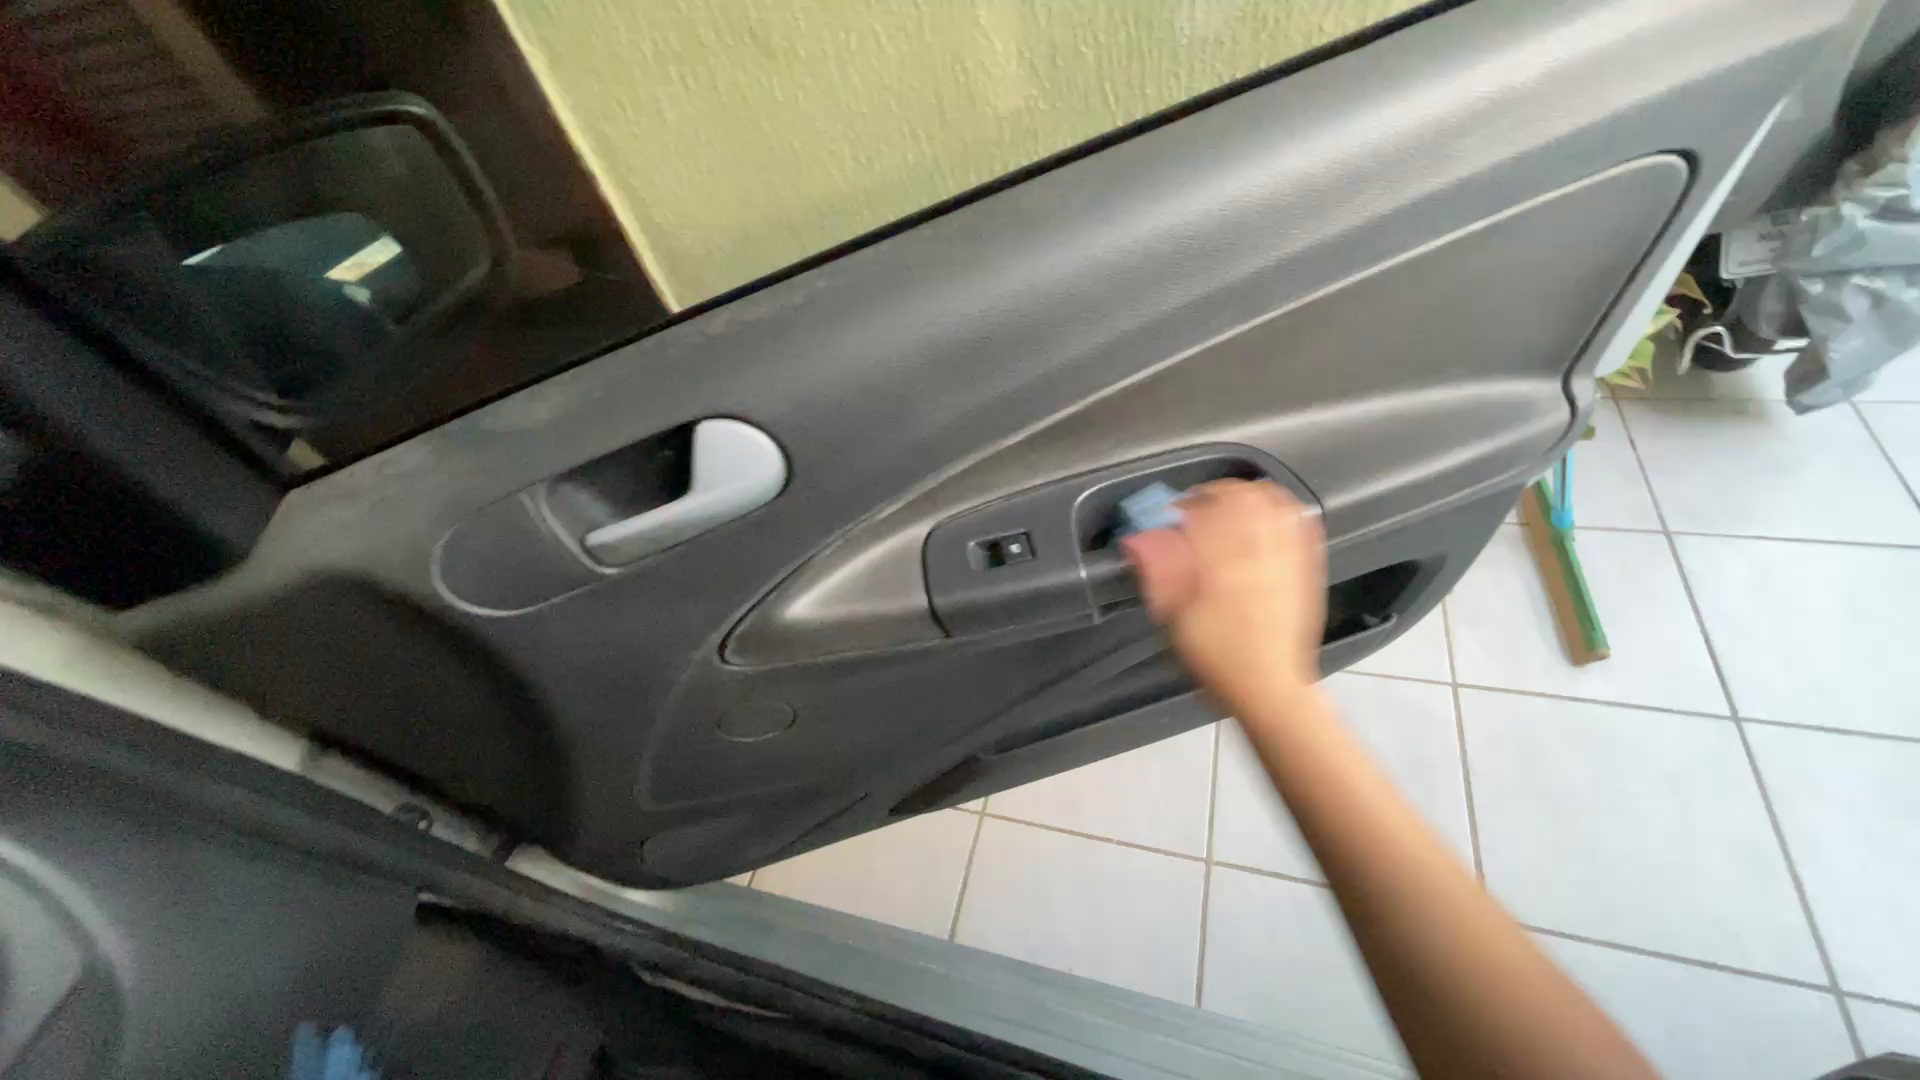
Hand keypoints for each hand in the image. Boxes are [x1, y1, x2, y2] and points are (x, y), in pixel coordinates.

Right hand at [1121, 480, 1326, 718]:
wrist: (1269, 686)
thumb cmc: (1218, 657)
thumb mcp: (1175, 618)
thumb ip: (1160, 572)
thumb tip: (1139, 541)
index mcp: (1222, 564)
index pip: (1204, 511)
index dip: (1185, 504)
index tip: (1173, 512)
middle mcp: (1258, 555)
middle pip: (1243, 498)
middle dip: (1218, 492)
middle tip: (1201, 503)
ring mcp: (1287, 560)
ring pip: (1275, 504)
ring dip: (1251, 495)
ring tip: (1234, 503)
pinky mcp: (1306, 570)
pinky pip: (1301, 525)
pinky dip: (1284, 511)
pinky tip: (1272, 516)